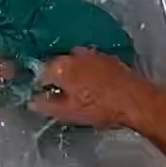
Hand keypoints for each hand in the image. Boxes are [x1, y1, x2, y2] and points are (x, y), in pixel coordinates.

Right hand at [28, 48, 162, 128]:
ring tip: (77, 87)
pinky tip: (93, 81)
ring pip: (73, 60)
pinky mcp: (106, 57)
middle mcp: (73, 55)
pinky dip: (86, 68)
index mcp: (60, 67)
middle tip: (60, 92)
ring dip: (72, 70)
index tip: (42, 93)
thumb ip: (46, 105)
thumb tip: (32, 101)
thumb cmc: (98, 107)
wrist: (134, 99)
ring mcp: (91, 54)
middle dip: (55, 75)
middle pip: (56, 63)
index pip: (40, 72)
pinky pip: (89, 61)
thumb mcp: (68, 112)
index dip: (39, 84)